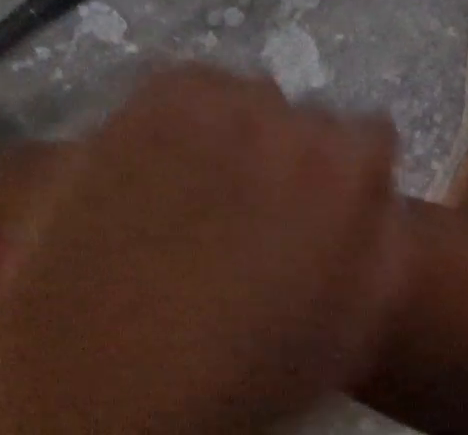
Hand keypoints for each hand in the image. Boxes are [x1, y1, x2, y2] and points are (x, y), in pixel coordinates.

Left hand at [0, 64, 406, 434]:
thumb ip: (383, 248)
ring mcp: (220, 98)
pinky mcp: (155, 93)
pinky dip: (186, 115)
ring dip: (238, 131)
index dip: (347, 173)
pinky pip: (194, 84)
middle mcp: (293, 117)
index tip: (317, 206)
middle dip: (290, 153)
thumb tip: (383, 195)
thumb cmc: (226, 374)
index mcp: (347, 171)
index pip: (373, 134)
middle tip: (248, 209)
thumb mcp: (341, 334)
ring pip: (249, 96)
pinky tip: (157, 166)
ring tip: (196, 188)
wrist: (84, 382)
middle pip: (308, 116)